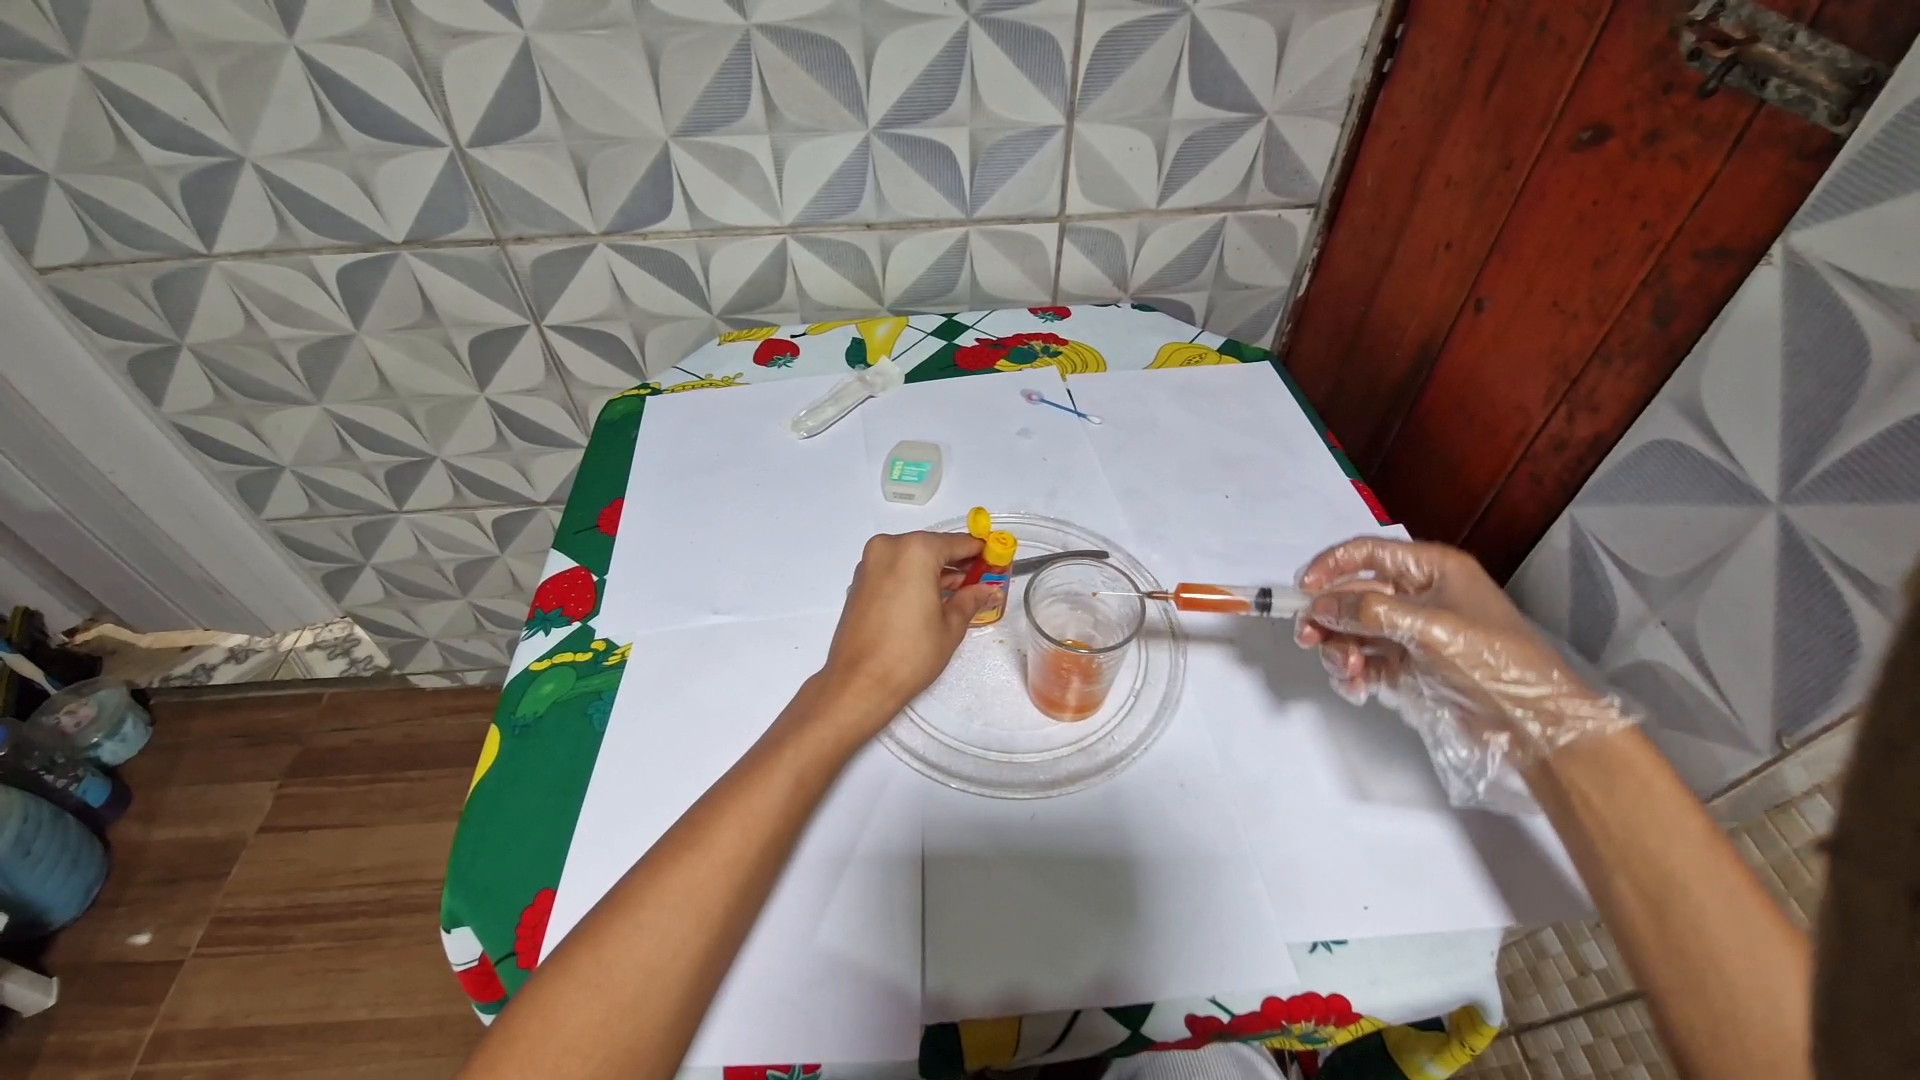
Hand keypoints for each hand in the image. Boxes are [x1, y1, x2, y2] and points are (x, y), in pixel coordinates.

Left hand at [812, 532, 994, 736]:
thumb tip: (988, 589)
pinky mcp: (859, 582)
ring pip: (911, 558)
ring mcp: (870, 564)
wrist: (860, 683)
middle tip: (980, 581)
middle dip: (956, 563)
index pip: (957, 542)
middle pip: (932, 547)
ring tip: (959, 594)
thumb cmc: (909, 654)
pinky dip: (913, 578)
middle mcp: (888, 548)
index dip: (979, 552)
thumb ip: (971, 599)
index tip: (995, 561)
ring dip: (934, 571)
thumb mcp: (950, 626)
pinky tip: (931, 599)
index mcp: (915, 551)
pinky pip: (894, 570)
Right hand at [1293, 537, 1629, 807]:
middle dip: (1329, 617)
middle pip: (1352, 595)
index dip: (1331, 566)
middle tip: (1309, 640)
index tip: (1302, 589)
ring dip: (1340, 650)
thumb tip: (1319, 605)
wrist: (1534, 722)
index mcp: (1430, 569)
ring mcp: (1409, 632)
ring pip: (1352, 630)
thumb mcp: (1430, 627)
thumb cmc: (1491, 660)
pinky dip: (1353, 673)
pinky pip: (1363, 660)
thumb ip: (1369, 611)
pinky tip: (1358, 687)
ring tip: (1349, 672)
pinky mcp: (1406, 666)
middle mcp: (1416, 595)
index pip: (1367, 553)